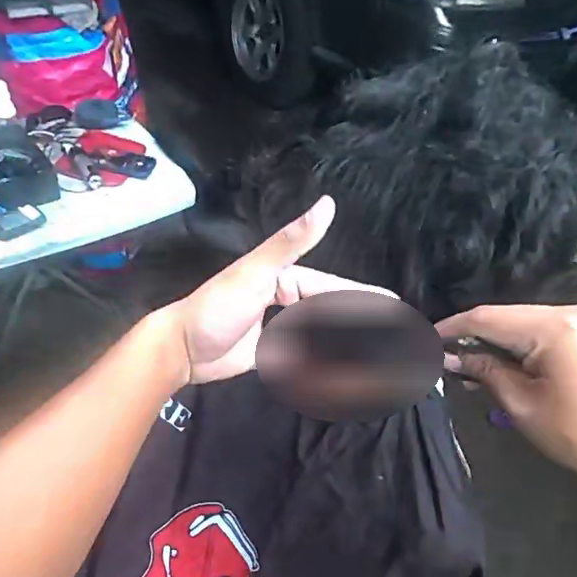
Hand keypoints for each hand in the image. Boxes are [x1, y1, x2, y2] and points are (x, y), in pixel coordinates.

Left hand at [156, 196, 391, 383]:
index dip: (364, 297)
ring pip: (320, 335)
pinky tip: (340, 373)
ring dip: (342, 344)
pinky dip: (320, 364)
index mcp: (286, 279)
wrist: (182, 347)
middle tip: (389, 336)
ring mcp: (279, 328)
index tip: (393, 304)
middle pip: (330, 312)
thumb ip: (292, 242)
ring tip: (371, 356)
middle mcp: (286, 301)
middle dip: (357, 322)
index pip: (333, 289)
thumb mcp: (256, 271)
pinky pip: (303, 357)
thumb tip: (328, 204)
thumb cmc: (217, 306)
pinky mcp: (269, 353)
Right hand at [436, 303, 576, 493]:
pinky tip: (512, 368)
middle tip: (446, 361)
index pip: (489, 318)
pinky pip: (556, 333)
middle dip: (478, 339)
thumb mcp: (524, 407)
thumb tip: (452, 358)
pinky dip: (530, 348)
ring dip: (503, 345)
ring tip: (474, 371)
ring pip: (533, 325)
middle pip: (512, 318)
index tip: (425, 339)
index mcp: (556, 325)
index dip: (453, 328)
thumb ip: (486, 373)